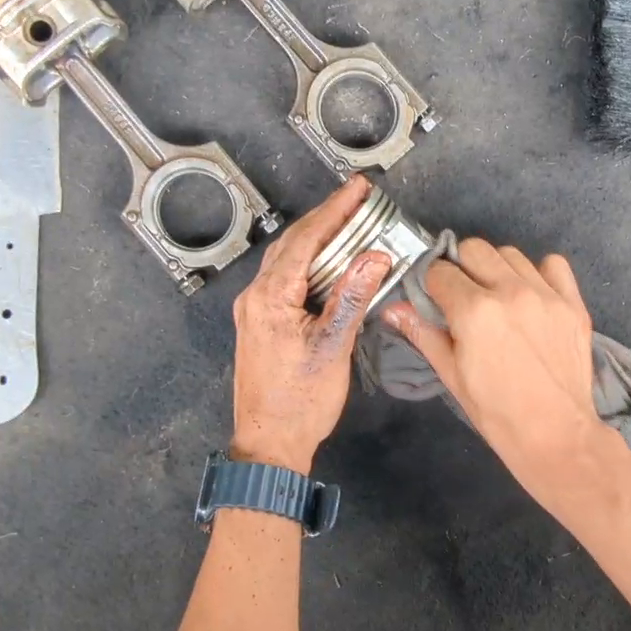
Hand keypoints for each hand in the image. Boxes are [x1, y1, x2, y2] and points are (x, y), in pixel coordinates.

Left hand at [230, 176, 389, 473]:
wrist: (269, 443)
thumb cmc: (301, 400)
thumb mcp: (332, 347)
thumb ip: (352, 297)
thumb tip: (376, 256)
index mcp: (270, 296)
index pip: (306, 240)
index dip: (335, 210)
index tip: (360, 188)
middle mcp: (255, 296)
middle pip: (293, 244)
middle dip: (327, 218)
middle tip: (359, 200)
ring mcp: (254, 310)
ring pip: (288, 260)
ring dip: (318, 239)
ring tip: (350, 224)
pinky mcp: (260, 323)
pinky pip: (286, 279)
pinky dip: (310, 263)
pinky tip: (331, 264)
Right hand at [382, 239, 608, 483]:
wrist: (554, 434)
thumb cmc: (495, 411)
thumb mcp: (451, 375)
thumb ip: (424, 334)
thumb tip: (393, 309)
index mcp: (474, 311)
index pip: (440, 272)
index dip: (433, 284)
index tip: (436, 299)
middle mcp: (510, 292)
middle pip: (475, 249)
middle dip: (462, 267)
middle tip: (464, 296)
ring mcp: (546, 295)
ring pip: (511, 254)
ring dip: (497, 269)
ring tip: (498, 298)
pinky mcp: (573, 303)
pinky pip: (554, 265)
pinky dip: (539, 272)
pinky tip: (532, 295)